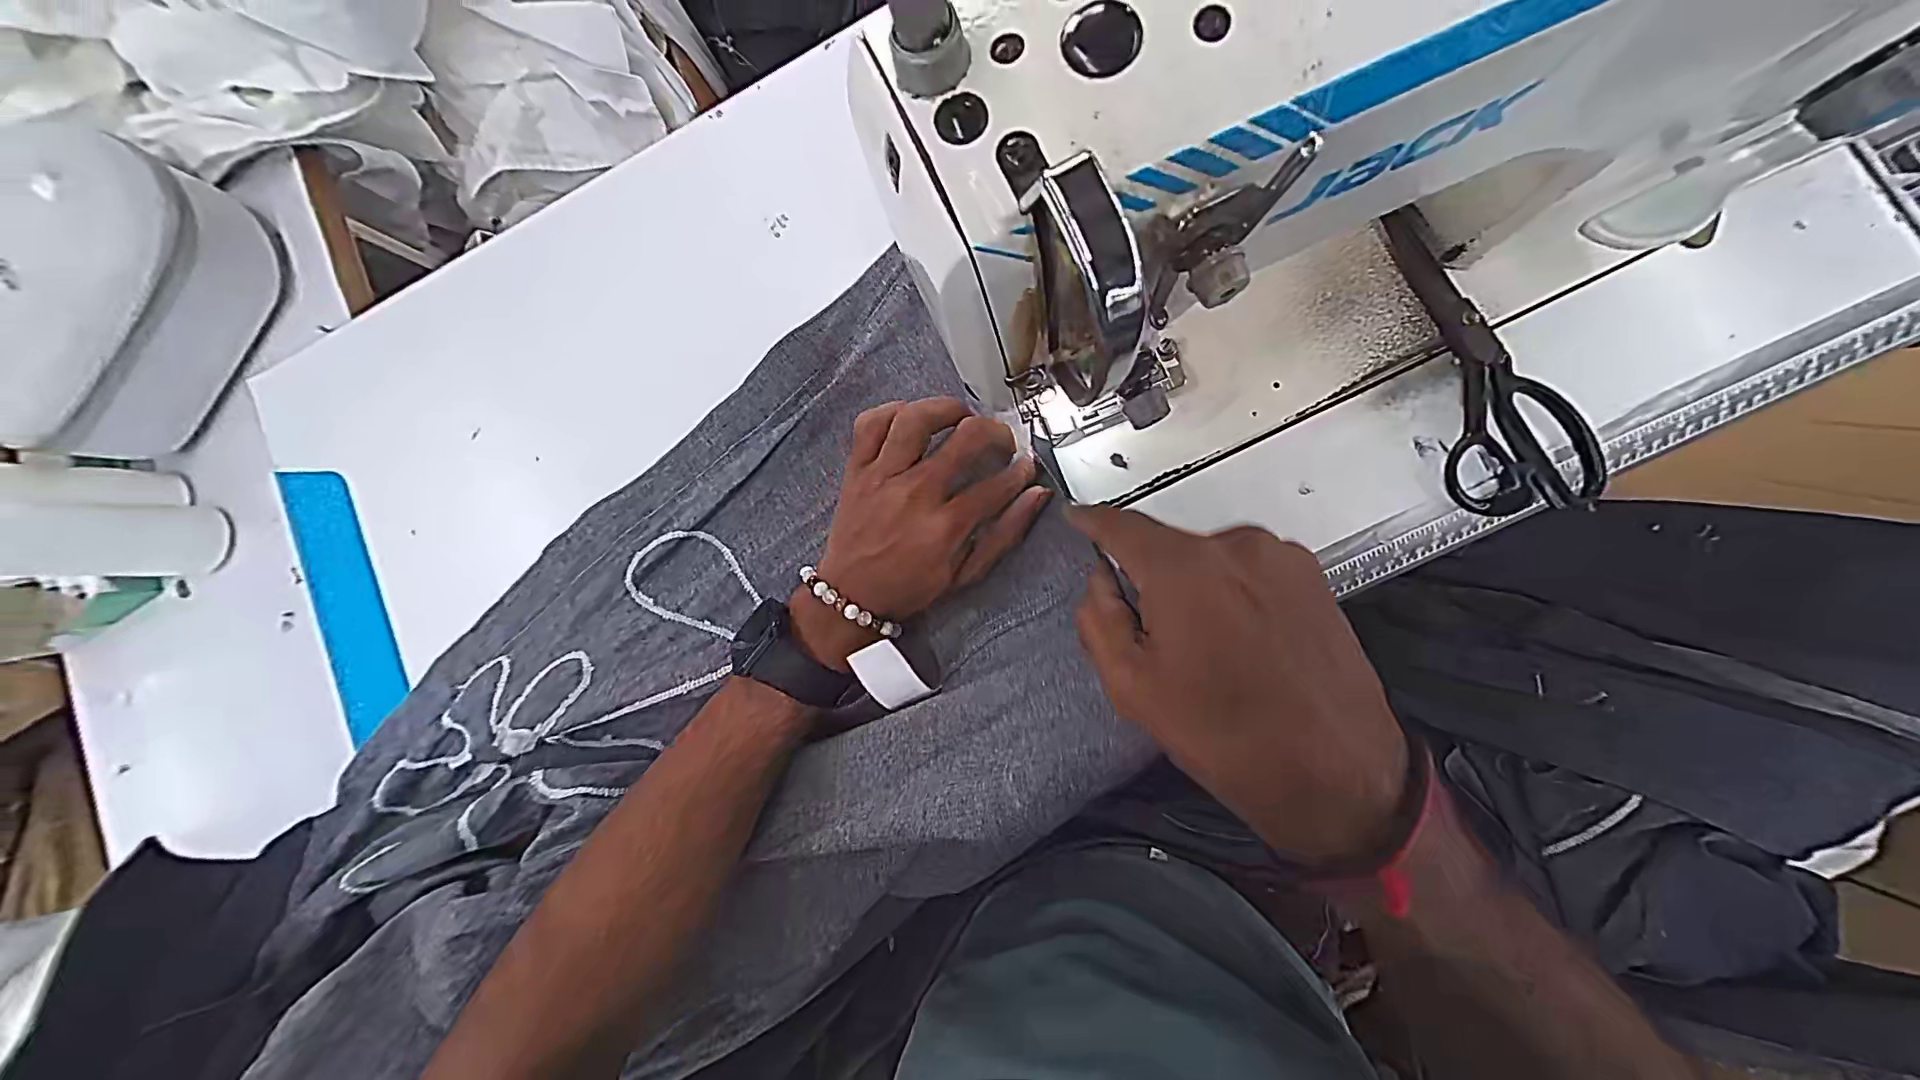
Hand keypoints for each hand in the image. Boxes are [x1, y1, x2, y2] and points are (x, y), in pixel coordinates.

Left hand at [790, 398, 1051, 669]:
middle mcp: (914, 494)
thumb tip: (1036, 497)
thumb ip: (1004, 534)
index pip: (997, 483)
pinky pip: (871, 424)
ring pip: (917, 419)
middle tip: (1000, 439)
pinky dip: (893, 411)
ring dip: (946, 408)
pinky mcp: (857, 470)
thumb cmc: (907, 586)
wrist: (851, 594)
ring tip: (960, 416)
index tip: (1025, 466)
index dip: (1020, 470)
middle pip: (965, 439)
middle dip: (996, 432)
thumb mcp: (965, 574)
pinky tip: (912, 419)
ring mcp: (882, 477)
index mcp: (945, 526)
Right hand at [1067, 506, 1408, 864]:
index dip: (1092, 522)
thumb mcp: (1132, 685)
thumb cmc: (1239, 737)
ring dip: (1196, 589)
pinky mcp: (1309, 576)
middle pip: (1166, 544)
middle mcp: (1235, 550)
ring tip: (1211, 652)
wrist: (1333, 770)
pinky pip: (1248, 570)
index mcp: (1183, 570)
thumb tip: (1100, 585)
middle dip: (1151, 579)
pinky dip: (1233, 595)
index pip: (1120, 524)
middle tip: (1155, 635)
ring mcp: (1278, 559)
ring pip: (1208, 558)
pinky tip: (1241, 646)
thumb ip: (1098, 618)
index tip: (1083, 520)